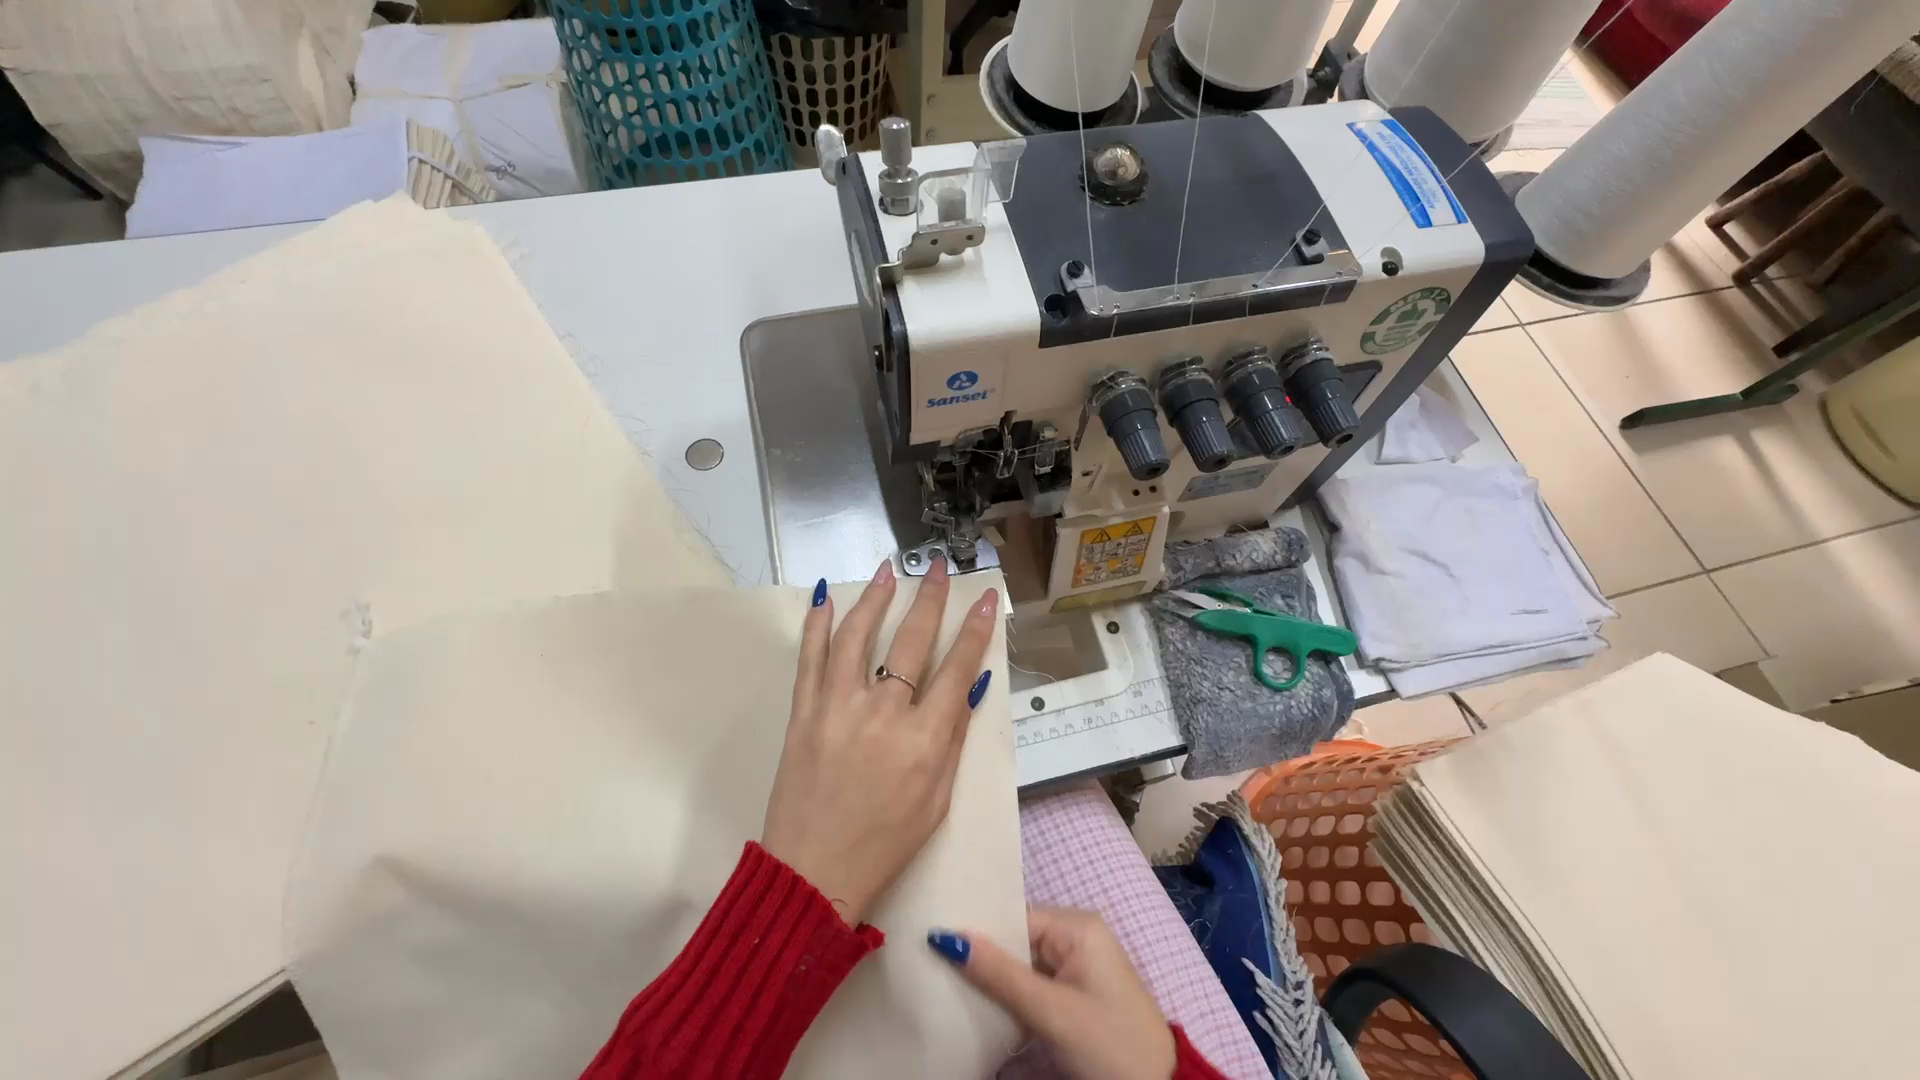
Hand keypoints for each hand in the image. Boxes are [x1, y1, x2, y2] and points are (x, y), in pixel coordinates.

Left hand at [761, 558, 998, 926]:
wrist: (812, 872)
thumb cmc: (886, 844)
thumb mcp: (938, 800)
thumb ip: (953, 739)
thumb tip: (969, 686)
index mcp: (924, 741)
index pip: (957, 669)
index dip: (976, 630)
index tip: (986, 597)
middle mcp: (883, 715)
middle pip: (912, 643)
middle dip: (930, 599)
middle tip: (938, 567)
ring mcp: (838, 709)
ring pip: (858, 638)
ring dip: (876, 599)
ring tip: (888, 570)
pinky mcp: (803, 714)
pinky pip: (810, 659)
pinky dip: (817, 625)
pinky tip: (826, 598)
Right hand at [930, 907, 1175, 1079]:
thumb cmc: (1109, 1044)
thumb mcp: (1051, 1011)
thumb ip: (999, 974)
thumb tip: (946, 936)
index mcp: (1077, 926)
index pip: (1013, 917)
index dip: (977, 931)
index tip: (932, 940)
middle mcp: (1078, 936)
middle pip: (1016, 938)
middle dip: (982, 956)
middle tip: (933, 966)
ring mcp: (1079, 966)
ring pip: (1021, 964)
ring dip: (994, 980)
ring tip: (947, 985)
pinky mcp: (1077, 994)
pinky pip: (1034, 983)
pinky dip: (1011, 996)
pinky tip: (980, 1006)